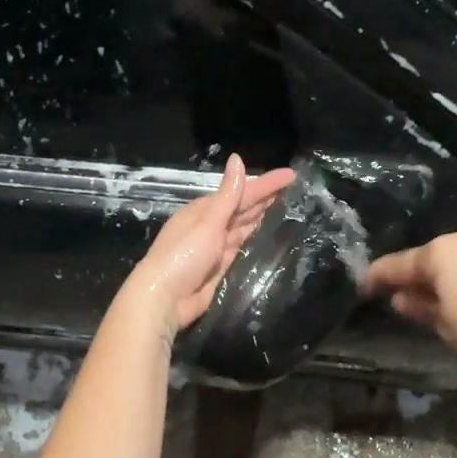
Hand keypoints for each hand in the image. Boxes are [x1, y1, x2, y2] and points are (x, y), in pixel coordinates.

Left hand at [128, 154, 296, 332]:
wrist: (164, 299)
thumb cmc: (183, 256)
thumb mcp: (207, 222)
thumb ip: (227, 195)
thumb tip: (237, 158)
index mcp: (203, 210)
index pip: (240, 192)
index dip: (265, 183)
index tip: (290, 175)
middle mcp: (208, 225)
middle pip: (241, 207)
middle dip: (264, 197)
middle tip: (292, 187)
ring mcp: (214, 247)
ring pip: (241, 225)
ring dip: (260, 214)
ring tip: (283, 204)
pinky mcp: (219, 267)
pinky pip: (240, 246)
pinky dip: (252, 236)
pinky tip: (264, 231)